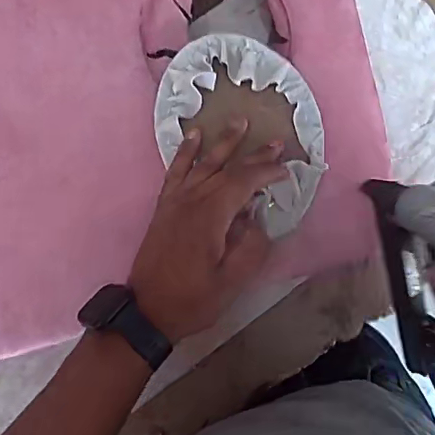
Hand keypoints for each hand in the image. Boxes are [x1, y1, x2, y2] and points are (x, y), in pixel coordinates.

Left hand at [128, 118, 287, 339]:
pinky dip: (186, 152)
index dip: (268, 172)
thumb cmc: (193, 299)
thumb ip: (251, 246)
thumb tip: (257, 219)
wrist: (147, 312)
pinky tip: (194, 136)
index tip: (287, 170)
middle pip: (228, 169)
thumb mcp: (233, 281)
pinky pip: (177, 171)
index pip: (244, 182)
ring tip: (239, 122)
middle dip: (255, 155)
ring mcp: (176, 201)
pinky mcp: (165, 207)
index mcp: (211, 216)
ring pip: (204, 163)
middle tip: (278, 142)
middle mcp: (192, 201)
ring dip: (224, 143)